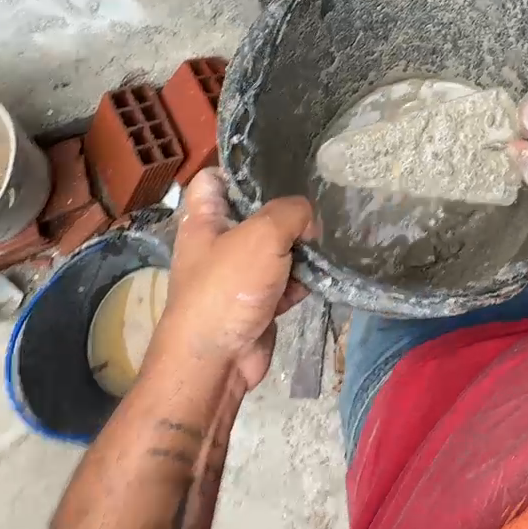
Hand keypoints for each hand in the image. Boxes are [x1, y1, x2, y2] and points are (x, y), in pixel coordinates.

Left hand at [152, 169, 314, 392]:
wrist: (215, 363)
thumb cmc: (227, 289)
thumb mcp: (263, 234)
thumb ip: (293, 212)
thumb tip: (309, 222)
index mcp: (204, 220)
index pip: (214, 179)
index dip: (239, 168)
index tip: (275, 164)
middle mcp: (218, 243)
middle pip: (256, 212)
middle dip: (286, 211)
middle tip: (315, 204)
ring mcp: (238, 274)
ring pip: (277, 246)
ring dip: (301, 247)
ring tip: (323, 242)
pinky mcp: (257, 301)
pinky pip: (286, 279)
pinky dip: (302, 279)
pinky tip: (318, 277)